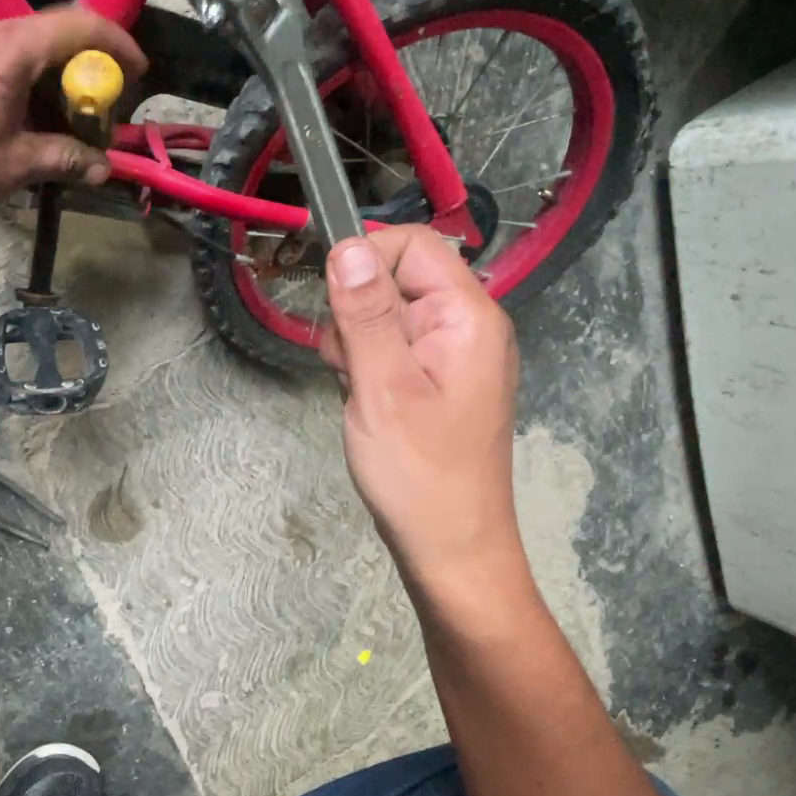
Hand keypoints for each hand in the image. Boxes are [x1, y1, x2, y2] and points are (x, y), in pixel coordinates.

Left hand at [0, 7, 145, 240]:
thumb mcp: (14, 166)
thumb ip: (65, 157)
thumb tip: (101, 167)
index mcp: (5, 47)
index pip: (77, 26)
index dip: (115, 46)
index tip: (137, 74)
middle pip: (50, 38)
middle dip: (82, 77)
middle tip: (99, 118)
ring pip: (24, 52)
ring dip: (51, 86)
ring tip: (64, 131)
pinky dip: (22, 86)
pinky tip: (27, 124)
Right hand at [319, 227, 524, 596]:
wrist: (450, 549)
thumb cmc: (418, 474)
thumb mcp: (382, 389)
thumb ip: (366, 315)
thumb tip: (348, 247)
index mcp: (468, 317)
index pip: (414, 246)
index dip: (365, 257)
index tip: (327, 299)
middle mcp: (468, 327)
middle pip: (398, 280)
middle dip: (356, 313)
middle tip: (347, 367)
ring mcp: (454, 358)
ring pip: (388, 319)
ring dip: (357, 345)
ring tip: (358, 393)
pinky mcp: (438, 384)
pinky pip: (394, 353)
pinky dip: (368, 370)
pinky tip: (366, 404)